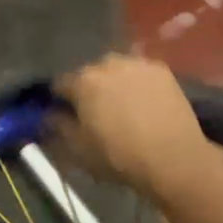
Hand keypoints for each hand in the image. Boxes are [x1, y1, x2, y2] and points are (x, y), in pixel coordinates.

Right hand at [51, 55, 209, 192]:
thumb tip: (48, 113)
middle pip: (89, 74)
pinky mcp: (161, 69)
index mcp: (82, 81)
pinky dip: (137, 84)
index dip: (59, 100)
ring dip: (114, 84)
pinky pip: (139, 73)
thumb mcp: (79, 150)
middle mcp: (107, 63)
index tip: (64, 115)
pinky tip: (146, 104)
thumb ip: (58, 126)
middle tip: (98, 114)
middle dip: (89, 90)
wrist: (174, 158)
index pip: (60, 84)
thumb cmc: (120, 157)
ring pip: (116, 71)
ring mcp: (136, 63)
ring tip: (125, 108)